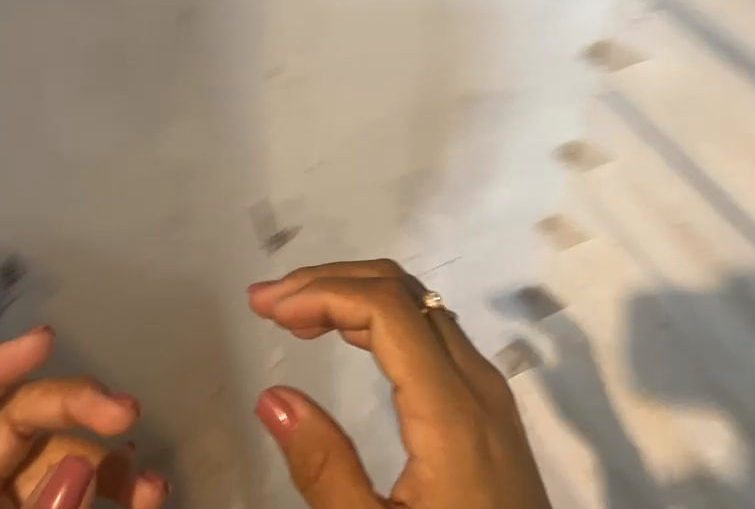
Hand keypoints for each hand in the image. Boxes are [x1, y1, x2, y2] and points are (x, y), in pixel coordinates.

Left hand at [0, 327, 169, 508]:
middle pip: (18, 422)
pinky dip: (124, 487)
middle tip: (124, 410)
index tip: (42, 342)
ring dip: (111, 454)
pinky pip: (93, 490)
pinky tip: (151, 492)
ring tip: (146, 475)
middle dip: (76, 405)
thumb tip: (79, 467)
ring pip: (64, 452)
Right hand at [247, 260, 552, 508]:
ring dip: (353, 294)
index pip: (388, 307)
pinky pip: (429, 330)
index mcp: (452, 408)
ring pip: (417, 304)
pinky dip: (379, 316)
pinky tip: (345, 336)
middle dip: (331, 282)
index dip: (324, 291)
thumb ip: (326, 471)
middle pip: (402, 291)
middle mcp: (476, 379)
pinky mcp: (486, 402)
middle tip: (269, 302)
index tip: (268, 308)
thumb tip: (273, 397)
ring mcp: (486, 387)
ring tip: (294, 315)